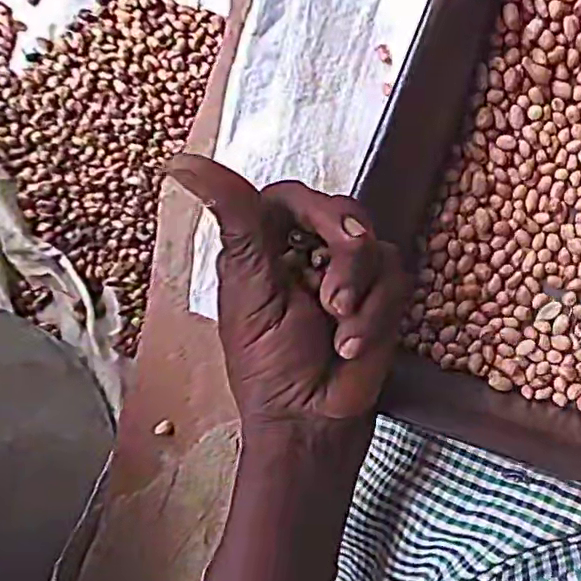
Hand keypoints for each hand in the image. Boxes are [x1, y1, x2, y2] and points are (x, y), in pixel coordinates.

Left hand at [166, 154, 409, 434]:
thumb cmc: (270, 365)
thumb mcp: (250, 293)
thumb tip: (184, 163)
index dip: (316, 210)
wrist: (313, 417)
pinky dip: (377, 316)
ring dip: (362, 295)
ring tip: (339, 332)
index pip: (296, 197)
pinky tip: (352, 344)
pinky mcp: (383, 297)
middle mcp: (312, 252)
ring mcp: (352, 274)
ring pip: (377, 247)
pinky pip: (397, 280)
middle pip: (346, 214)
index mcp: (268, 246)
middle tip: (333, 300)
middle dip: (347, 260)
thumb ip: (237, 224)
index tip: (328, 237)